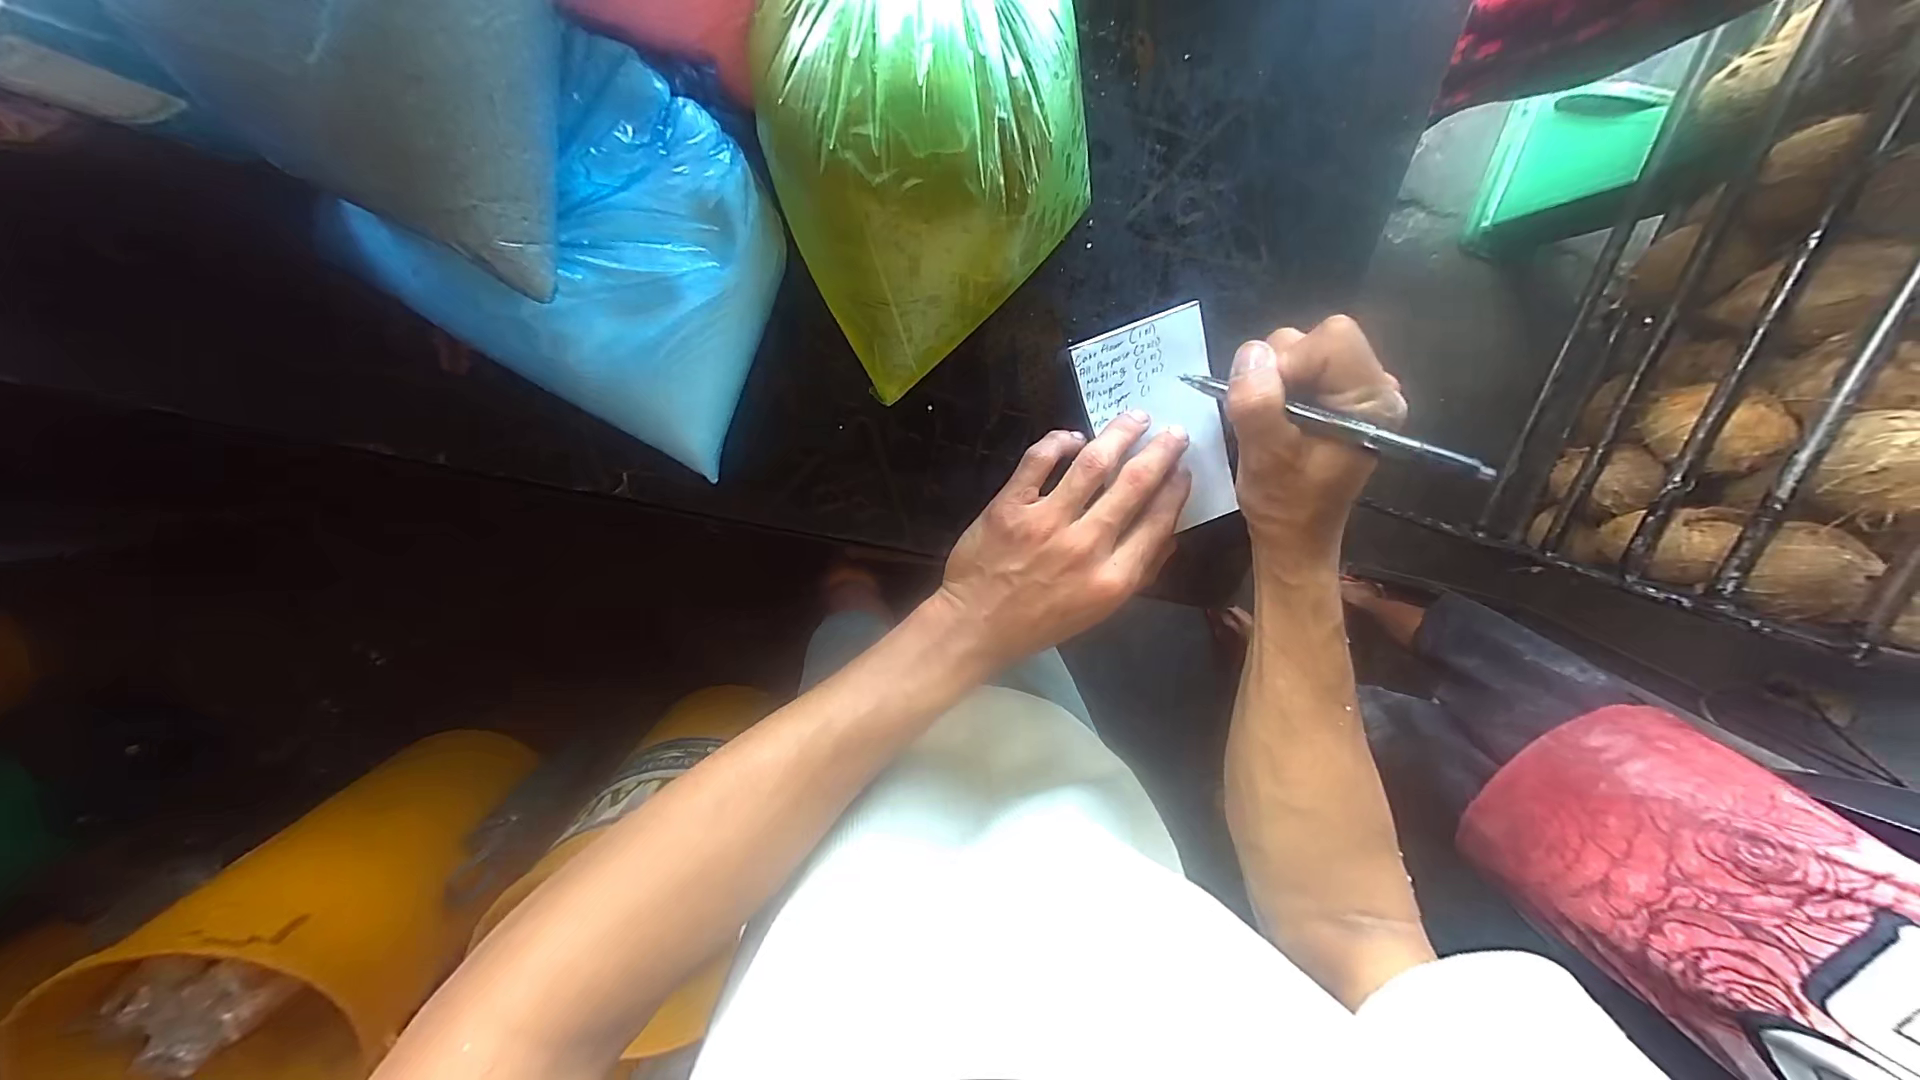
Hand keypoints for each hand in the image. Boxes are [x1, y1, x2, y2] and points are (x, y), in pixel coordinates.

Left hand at [933, 413, 1191, 670]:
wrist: (976, 624)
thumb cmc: (1039, 621)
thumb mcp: (1097, 611)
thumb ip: (1136, 574)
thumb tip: (1169, 535)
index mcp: (1112, 578)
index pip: (1157, 522)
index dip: (1175, 490)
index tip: (1183, 469)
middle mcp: (1085, 546)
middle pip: (1133, 484)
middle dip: (1160, 453)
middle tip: (1174, 432)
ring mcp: (1045, 522)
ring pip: (1092, 464)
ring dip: (1119, 435)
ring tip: (1136, 418)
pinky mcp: (1010, 506)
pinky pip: (1038, 461)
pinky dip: (1059, 441)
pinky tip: (1074, 437)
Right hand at [1227, 315, 1406, 558]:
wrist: (1293, 535)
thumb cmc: (1284, 503)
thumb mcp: (1265, 457)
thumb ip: (1259, 404)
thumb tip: (1251, 353)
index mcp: (1372, 400)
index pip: (1331, 340)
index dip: (1287, 362)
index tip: (1262, 402)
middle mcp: (1373, 387)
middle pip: (1316, 339)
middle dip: (1276, 370)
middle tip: (1262, 414)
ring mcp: (1353, 391)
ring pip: (1301, 349)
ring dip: (1271, 379)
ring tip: (1267, 419)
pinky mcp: (1333, 398)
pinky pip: (1298, 369)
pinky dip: (1275, 386)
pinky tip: (1274, 418)